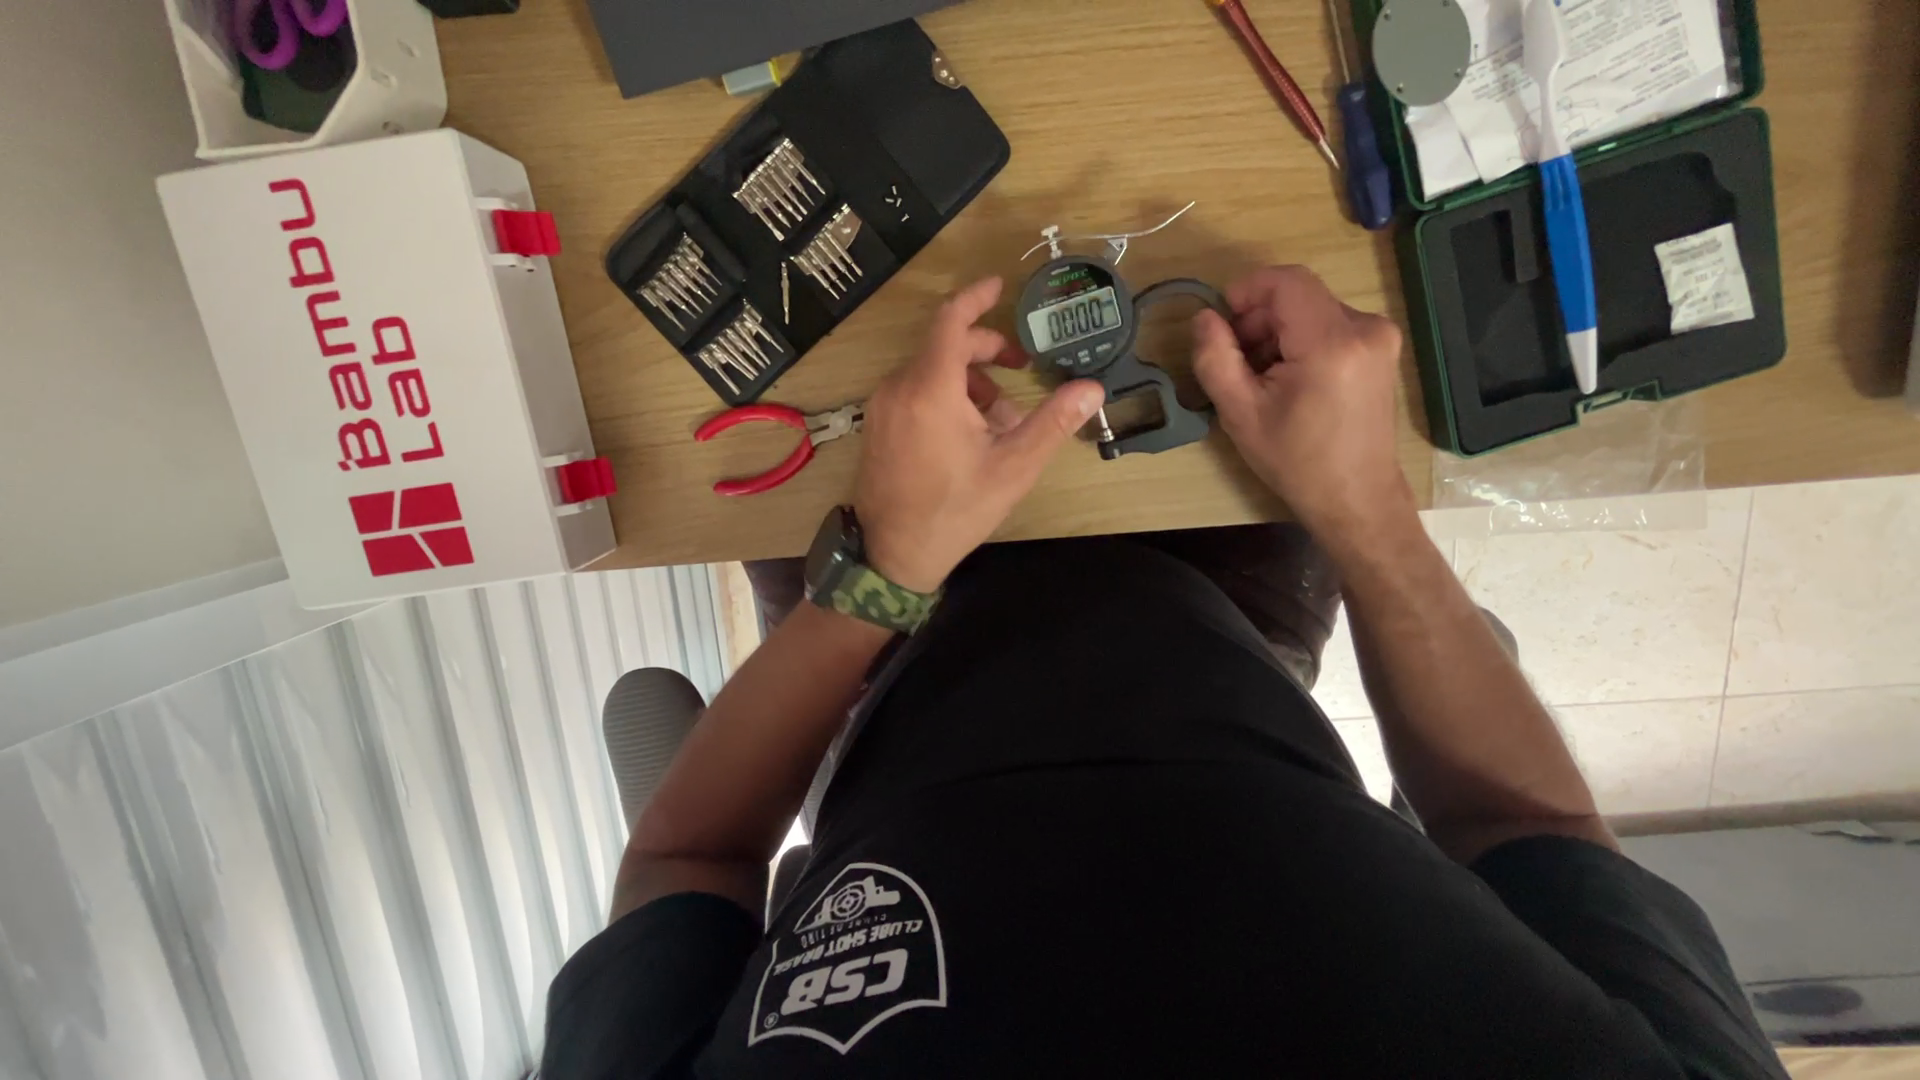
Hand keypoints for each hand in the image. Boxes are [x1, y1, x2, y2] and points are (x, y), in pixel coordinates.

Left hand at [852, 277, 1106, 591]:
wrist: (894, 554)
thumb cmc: (956, 510)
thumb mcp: (1013, 467)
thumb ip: (1052, 422)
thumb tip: (1093, 389)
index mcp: (930, 389)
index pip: (951, 320)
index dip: (977, 297)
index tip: (1001, 287)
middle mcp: (899, 388)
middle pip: (944, 345)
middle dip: (986, 350)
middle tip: (1020, 369)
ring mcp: (882, 407)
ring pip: (929, 371)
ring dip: (968, 381)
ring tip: (999, 420)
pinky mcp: (876, 425)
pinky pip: (913, 392)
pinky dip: (944, 396)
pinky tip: (967, 433)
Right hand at [1192, 266, 1415, 543]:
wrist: (1355, 496)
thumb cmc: (1295, 461)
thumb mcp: (1240, 413)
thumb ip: (1215, 358)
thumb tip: (1204, 317)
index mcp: (1330, 343)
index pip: (1286, 281)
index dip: (1247, 290)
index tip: (1222, 322)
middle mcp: (1364, 328)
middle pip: (1299, 295)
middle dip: (1259, 318)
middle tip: (1236, 360)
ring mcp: (1379, 337)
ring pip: (1313, 309)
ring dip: (1279, 332)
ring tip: (1262, 376)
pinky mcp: (1381, 349)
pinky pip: (1331, 325)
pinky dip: (1302, 341)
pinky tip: (1289, 380)